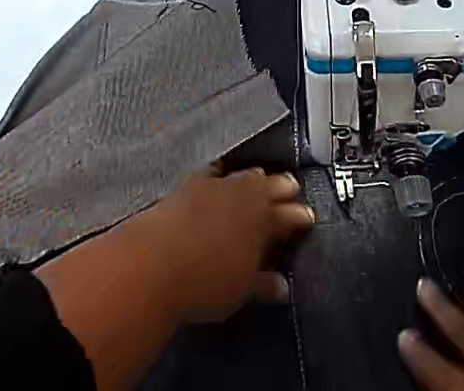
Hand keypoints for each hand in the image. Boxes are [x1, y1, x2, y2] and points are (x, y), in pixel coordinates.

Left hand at [123, 165, 315, 322]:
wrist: (155, 263)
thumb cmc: (204, 283)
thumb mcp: (240, 291)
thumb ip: (264, 284)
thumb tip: (282, 287)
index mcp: (265, 220)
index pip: (290, 215)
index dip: (301, 216)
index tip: (308, 216)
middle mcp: (245, 196)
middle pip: (272, 186)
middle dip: (284, 187)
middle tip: (292, 186)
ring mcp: (219, 186)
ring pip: (246, 175)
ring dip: (257, 178)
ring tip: (262, 177)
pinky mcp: (192, 183)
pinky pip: (213, 171)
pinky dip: (221, 172)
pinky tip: (219, 172)